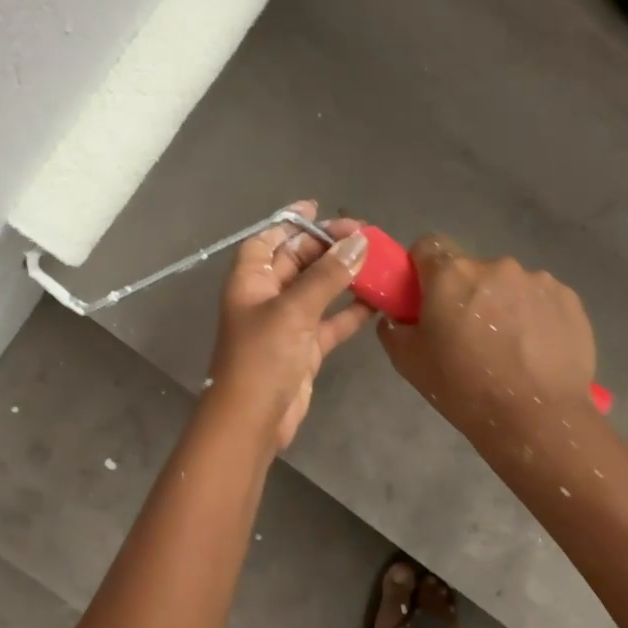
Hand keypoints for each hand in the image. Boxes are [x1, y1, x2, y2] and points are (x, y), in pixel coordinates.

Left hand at [207, 201, 375, 448]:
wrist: (253, 419)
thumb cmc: (262, 358)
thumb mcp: (293, 311)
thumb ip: (327, 276)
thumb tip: (358, 243)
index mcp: (250, 281)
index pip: (267, 240)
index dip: (289, 222)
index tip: (318, 208)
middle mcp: (265, 298)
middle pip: (296, 261)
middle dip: (326, 246)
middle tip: (365, 235)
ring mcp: (285, 324)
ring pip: (317, 290)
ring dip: (342, 275)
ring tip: (377, 259)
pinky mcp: (304, 349)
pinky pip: (330, 322)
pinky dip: (350, 311)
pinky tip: (378, 299)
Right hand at [376, 234, 595, 438]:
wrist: (535, 418)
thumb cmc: (462, 387)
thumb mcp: (407, 362)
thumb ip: (394, 328)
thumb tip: (398, 316)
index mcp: (451, 275)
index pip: (428, 245)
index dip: (423, 268)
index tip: (425, 296)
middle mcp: (496, 266)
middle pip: (471, 270)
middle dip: (465, 293)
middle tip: (466, 334)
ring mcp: (537, 280)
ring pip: (508, 285)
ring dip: (502, 305)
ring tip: (507, 347)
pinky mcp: (569, 299)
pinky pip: (540, 299)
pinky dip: (533, 316)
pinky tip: (533, 351)